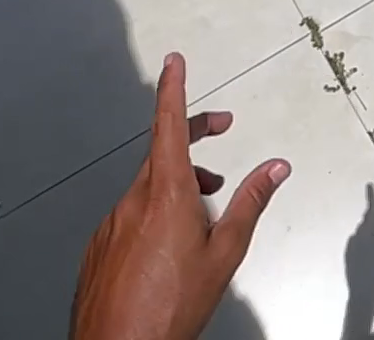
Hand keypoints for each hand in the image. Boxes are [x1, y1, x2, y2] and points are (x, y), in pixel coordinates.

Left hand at [70, 53, 290, 339]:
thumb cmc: (168, 311)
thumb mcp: (226, 252)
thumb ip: (251, 202)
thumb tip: (275, 168)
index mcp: (166, 195)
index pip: (169, 125)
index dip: (173, 88)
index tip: (174, 63)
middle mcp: (133, 202)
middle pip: (163, 149)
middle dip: (195, 133)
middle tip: (221, 126)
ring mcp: (111, 226)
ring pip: (148, 185)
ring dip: (178, 182)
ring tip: (204, 205)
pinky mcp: (99, 249)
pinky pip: (130, 214)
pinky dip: (154, 211)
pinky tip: (169, 242)